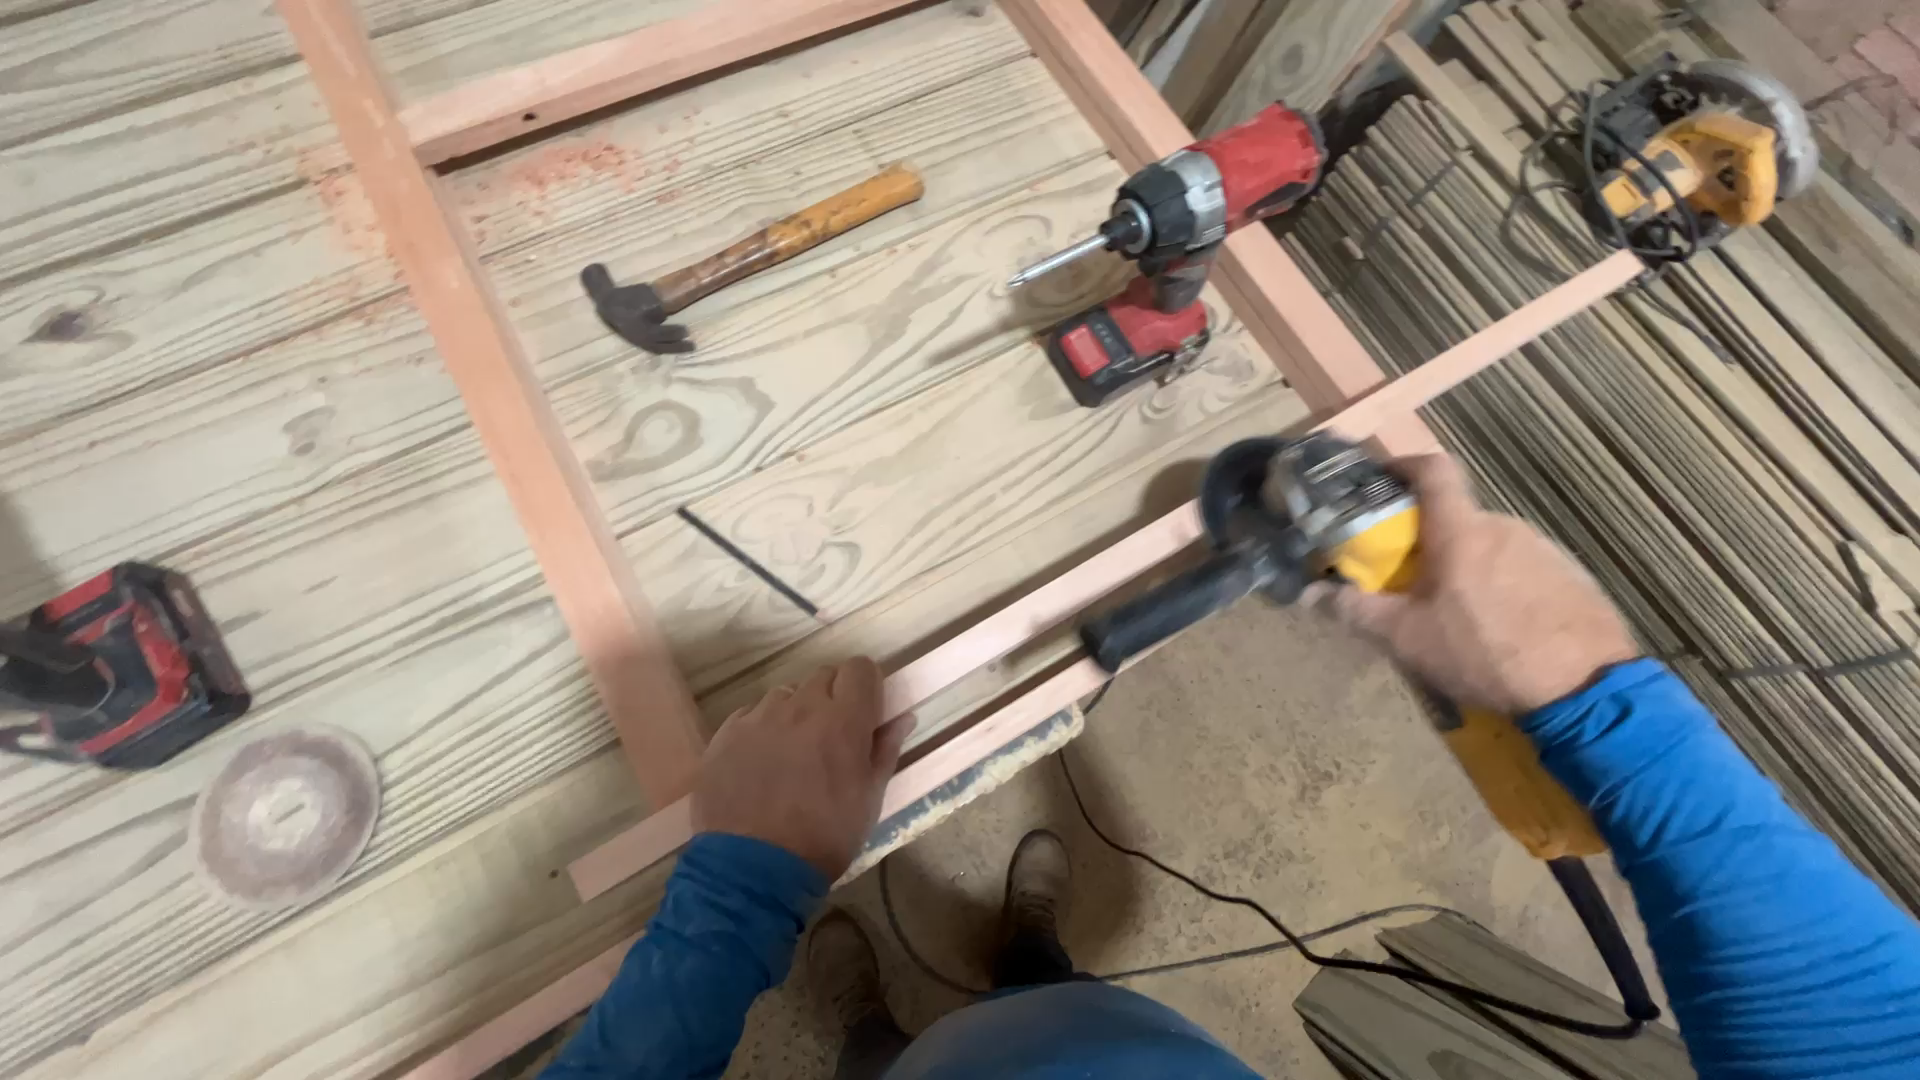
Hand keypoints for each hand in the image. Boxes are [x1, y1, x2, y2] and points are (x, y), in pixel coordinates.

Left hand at [691, 658, 913, 880]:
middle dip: (832, 697)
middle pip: (823, 676)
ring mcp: (759, 717)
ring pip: (786, 695)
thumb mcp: (869, 798)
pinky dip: (762, 728)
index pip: (859, 668)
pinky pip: (751, 714)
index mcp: (843, 720)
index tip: (865, 710)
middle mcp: (801, 706)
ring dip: (795, 712)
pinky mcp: (726, 733)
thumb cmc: (824, 836)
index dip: (865, 685)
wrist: (751, 870)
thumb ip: (885, 750)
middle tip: (831, 736)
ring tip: (792, 752)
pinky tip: (760, 763)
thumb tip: (903, 717)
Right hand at [1305, 454, 1639, 713]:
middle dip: (1425, 539)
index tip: (1380, 479)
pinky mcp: (1572, 576)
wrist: (1588, 691)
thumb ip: (1355, 609)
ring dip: (1462, 563)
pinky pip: (1520, 566)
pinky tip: (1496, 624)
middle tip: (1405, 576)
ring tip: (1450, 609)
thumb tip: (1309, 594)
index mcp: (1460, 531)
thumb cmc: (1483, 652)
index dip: (1402, 465)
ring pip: (1487, 544)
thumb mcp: (1406, 637)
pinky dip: (1497, 582)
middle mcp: (1504, 527)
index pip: (1433, 471)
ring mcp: (1545, 550)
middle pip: (1455, 517)